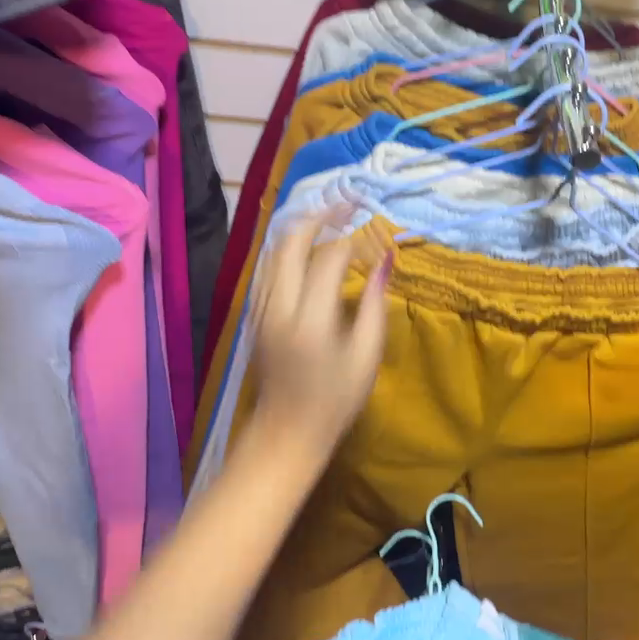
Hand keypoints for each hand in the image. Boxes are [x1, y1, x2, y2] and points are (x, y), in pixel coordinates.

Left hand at [245, 208, 390, 457]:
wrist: (285, 433)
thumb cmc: (335, 399)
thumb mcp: (367, 356)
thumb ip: (376, 305)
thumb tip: (384, 261)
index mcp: (311, 320)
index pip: (329, 259)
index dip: (353, 239)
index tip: (373, 232)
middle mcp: (278, 307)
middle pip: (290, 243)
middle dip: (318, 217)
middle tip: (346, 205)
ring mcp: (260, 310)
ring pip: (272, 251)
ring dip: (299, 228)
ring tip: (327, 216)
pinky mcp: (254, 315)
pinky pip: (266, 268)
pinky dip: (285, 248)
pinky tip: (304, 245)